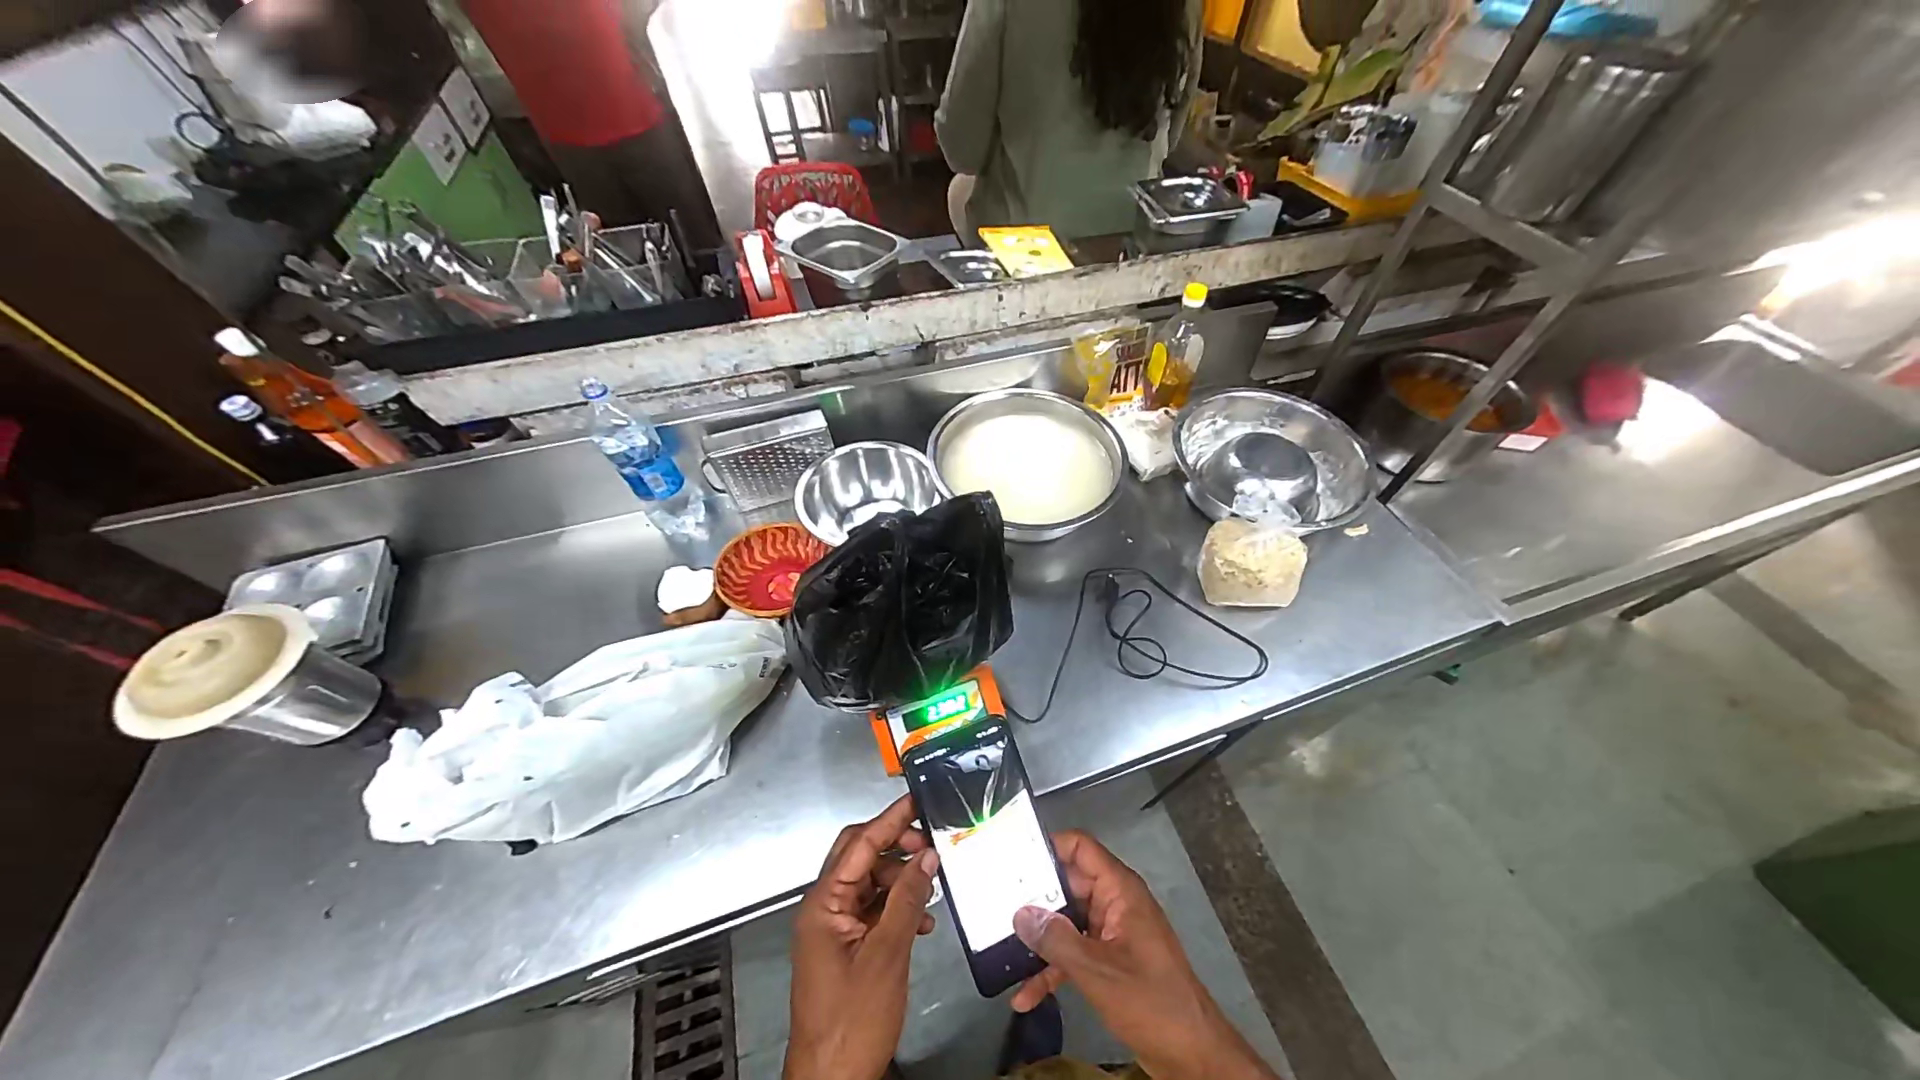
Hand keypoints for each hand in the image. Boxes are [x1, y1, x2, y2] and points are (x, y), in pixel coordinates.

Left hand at [784, 795, 939, 1079]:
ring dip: (901, 880)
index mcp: (823, 902)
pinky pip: (874, 909)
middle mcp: (825, 907)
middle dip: (896, 846)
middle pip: (861, 857)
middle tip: (930, 844)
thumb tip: (926, 855)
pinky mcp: (846, 944)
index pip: (859, 844)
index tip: (916, 799)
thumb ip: (907, 899)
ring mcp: (835, 926)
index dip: (890, 819)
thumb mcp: (887, 954)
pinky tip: (923, 920)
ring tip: (931, 887)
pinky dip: (898, 906)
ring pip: (870, 882)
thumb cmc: (853, 1020)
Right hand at [1010, 830, 1275, 1079]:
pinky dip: (1052, 969)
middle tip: (994, 901)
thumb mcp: (1098, 970)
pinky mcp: (1109, 962)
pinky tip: (1025, 994)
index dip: (1048, 845)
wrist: (1193, 1056)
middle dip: (1033, 895)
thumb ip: (1057, 940)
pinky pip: (1073, 953)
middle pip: (1066, 884)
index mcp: (1120, 891)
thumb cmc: (1152, 1002)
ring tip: (1001, 945)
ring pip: (1066, 922)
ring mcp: (1112, 933)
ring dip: (1038, 939)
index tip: (1013, 855)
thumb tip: (1021, 913)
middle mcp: (1114, 904)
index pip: (1080, 847)